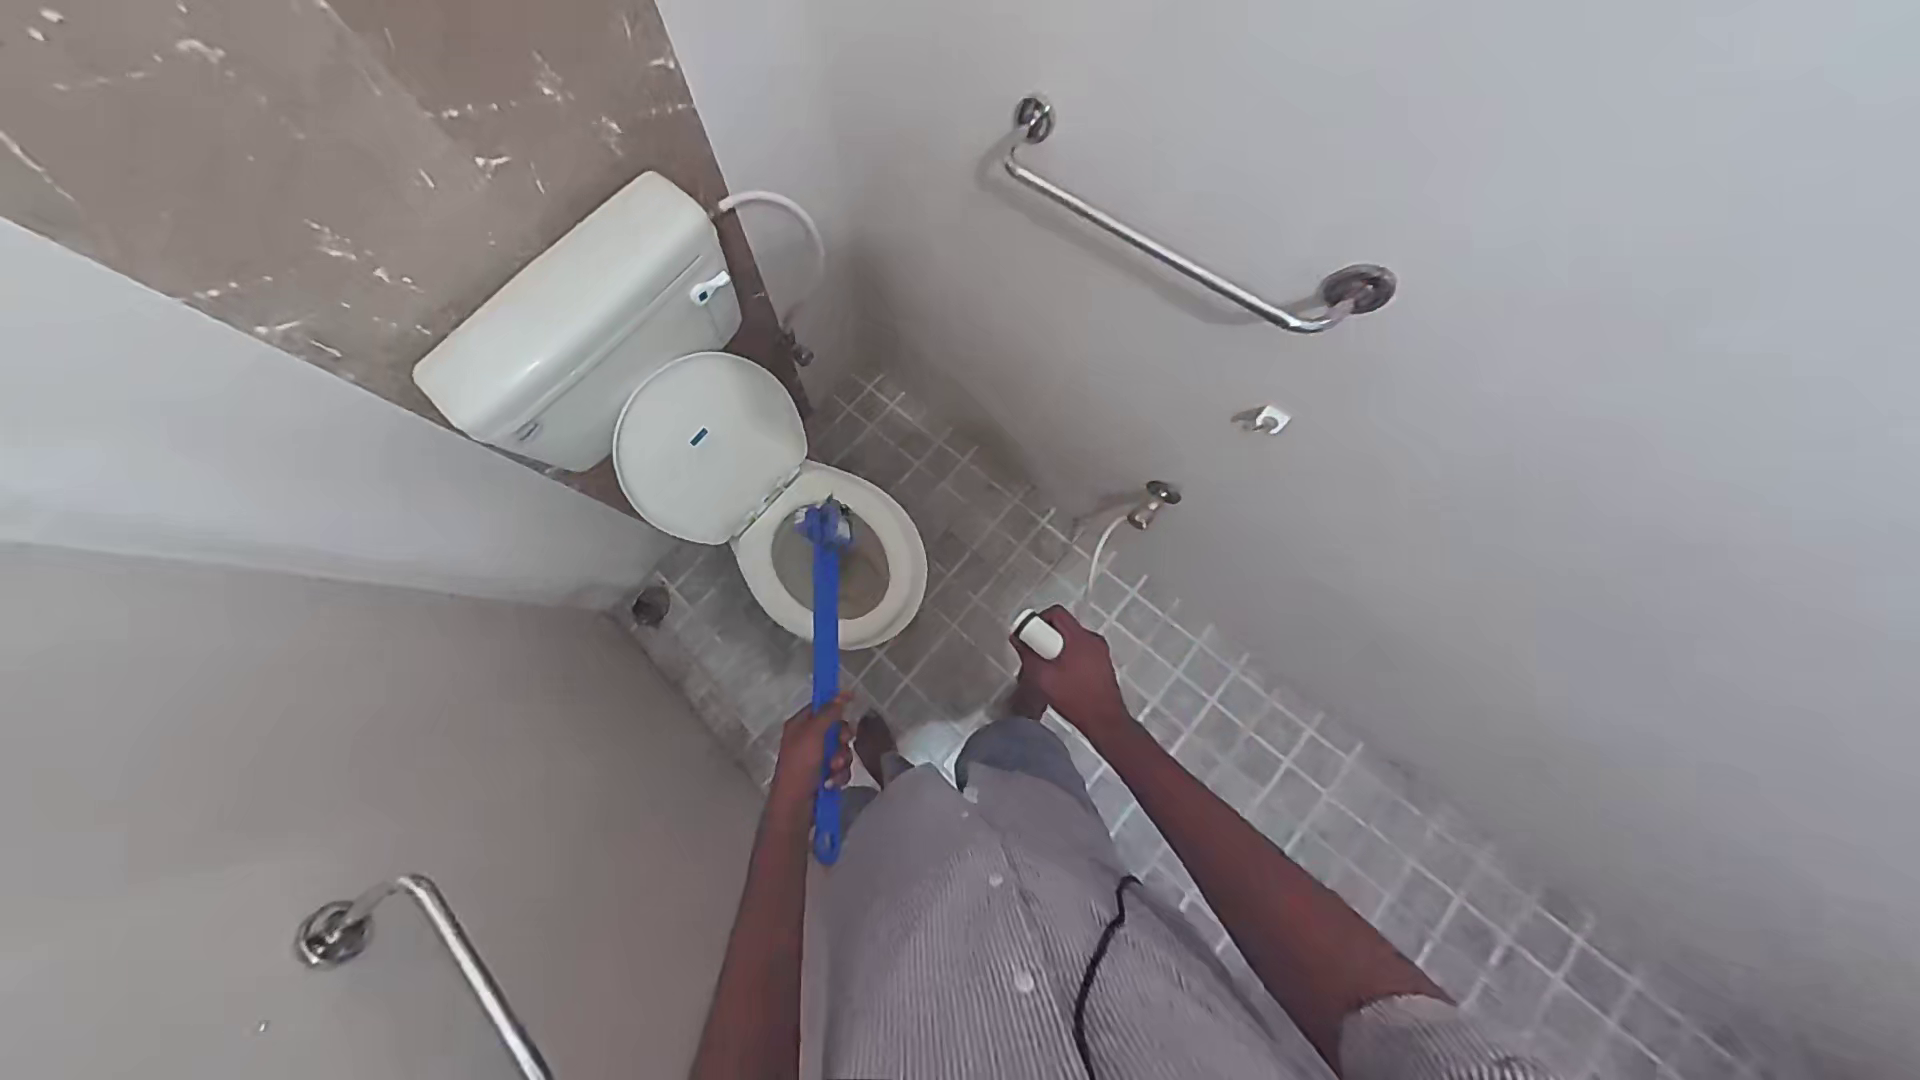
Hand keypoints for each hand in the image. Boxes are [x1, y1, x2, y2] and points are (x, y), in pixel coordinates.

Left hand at [768, 693, 853, 811]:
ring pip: (841, 749)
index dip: (835, 702)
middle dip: (842, 738)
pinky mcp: (822, 775)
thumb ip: (828, 713)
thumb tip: (840, 695)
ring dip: (842, 759)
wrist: (795, 807)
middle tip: (844, 742)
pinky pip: (840, 767)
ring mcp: (814, 759)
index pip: (820, 706)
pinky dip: (839, 774)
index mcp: (799, 726)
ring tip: (834, 769)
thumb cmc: (800, 766)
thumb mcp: (813, 734)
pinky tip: (832, 782)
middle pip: (835, 728)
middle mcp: (806, 739)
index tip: (853, 699)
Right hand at [1010, 606, 1132, 738]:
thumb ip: (1027, 655)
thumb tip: (1018, 639)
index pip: (1056, 613)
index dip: (1038, 621)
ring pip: (1072, 640)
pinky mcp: (1104, 664)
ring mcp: (1101, 652)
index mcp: (1080, 638)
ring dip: (1056, 650)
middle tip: (1035, 656)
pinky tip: (1061, 679)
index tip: (1030, 637)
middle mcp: (1093, 640)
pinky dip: (1068, 659)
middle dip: (1046, 638)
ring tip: (1047, 671)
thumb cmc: (1076, 699)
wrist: (1105, 722)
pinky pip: (1081, 652)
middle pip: (1063, 627)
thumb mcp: (1042, 677)